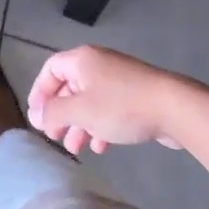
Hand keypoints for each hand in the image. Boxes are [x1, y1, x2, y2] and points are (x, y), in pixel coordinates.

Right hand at [25, 45, 193, 155]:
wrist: (172, 107)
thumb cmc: (121, 105)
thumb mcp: (82, 110)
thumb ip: (55, 112)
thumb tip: (36, 115)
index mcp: (82, 60)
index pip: (51, 69)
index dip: (40, 92)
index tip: (37, 116)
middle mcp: (98, 64)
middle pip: (70, 86)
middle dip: (60, 113)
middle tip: (54, 136)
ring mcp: (117, 79)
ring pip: (89, 101)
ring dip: (79, 124)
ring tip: (75, 148)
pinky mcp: (133, 95)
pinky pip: (107, 108)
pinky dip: (99, 125)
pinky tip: (100, 146)